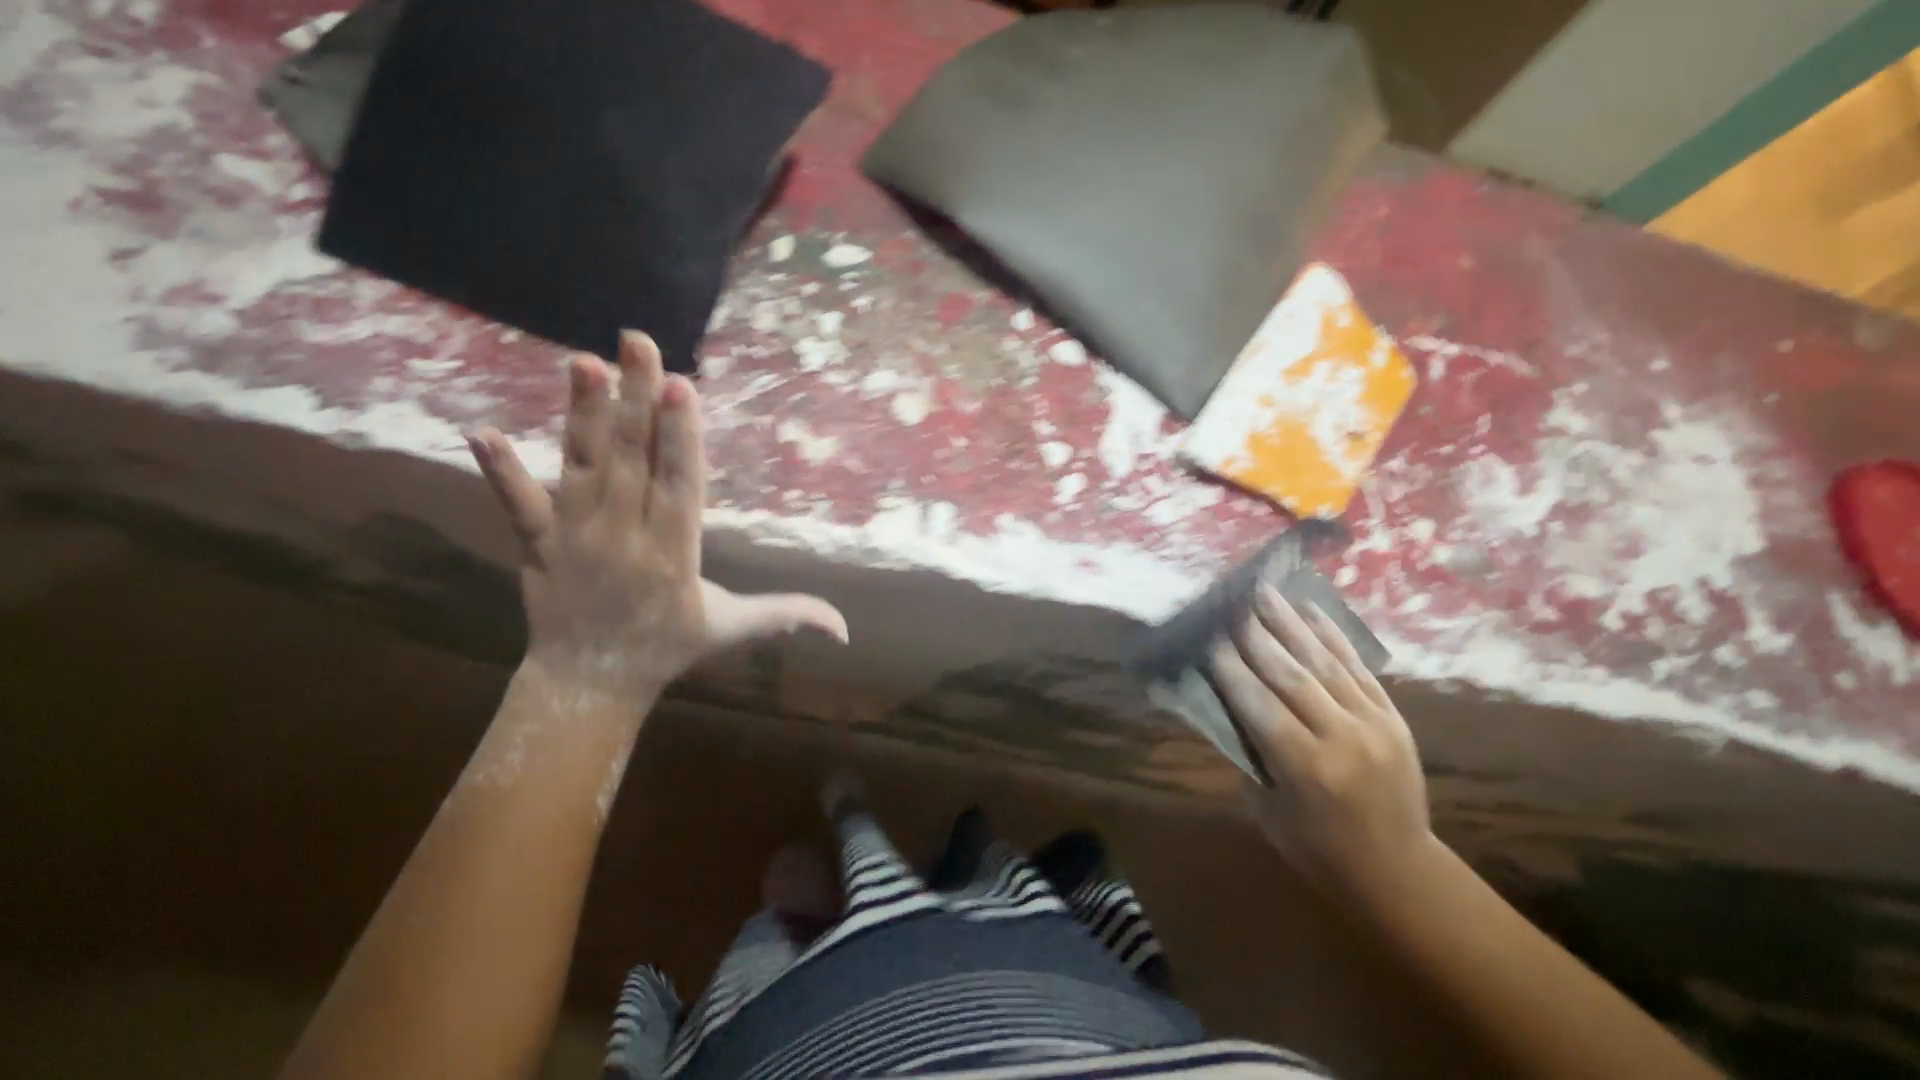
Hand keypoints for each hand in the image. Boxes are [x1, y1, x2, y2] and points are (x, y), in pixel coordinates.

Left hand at [467, 331, 846, 703]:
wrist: (589, 686)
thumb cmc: (667, 649)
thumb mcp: (732, 631)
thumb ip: (786, 616)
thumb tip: (845, 629)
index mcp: (675, 556)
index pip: (680, 485)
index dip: (679, 436)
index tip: (679, 386)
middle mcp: (626, 538)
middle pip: (632, 460)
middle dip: (634, 399)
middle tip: (635, 342)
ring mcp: (576, 540)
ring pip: (581, 468)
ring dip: (578, 416)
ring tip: (580, 362)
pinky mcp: (538, 545)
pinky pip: (518, 505)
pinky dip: (499, 471)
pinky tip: (479, 431)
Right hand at [1211, 585, 1431, 893]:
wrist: (1395, 869)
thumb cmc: (1316, 849)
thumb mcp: (1267, 809)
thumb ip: (1250, 753)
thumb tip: (1228, 703)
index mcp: (1306, 769)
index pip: (1260, 705)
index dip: (1232, 670)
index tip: (1209, 640)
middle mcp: (1342, 738)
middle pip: (1292, 675)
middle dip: (1258, 636)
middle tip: (1233, 604)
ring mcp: (1373, 723)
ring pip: (1325, 663)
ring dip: (1291, 624)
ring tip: (1266, 593)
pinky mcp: (1393, 716)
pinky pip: (1358, 668)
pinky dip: (1332, 637)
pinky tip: (1310, 611)